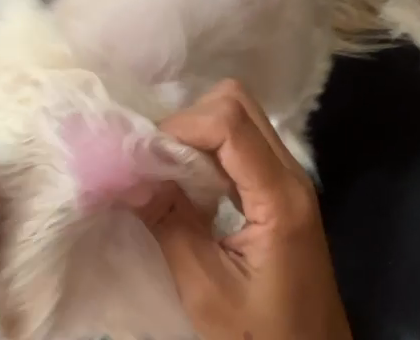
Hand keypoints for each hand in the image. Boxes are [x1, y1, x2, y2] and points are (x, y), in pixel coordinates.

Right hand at [131, 81, 353, 339]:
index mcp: (280, 197)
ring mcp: (289, 179)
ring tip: (169, 174)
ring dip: (197, 133)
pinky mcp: (280, 190)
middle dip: (188, 122)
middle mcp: (291, 173)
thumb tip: (127, 175)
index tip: (147, 158)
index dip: (180, 126)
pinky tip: (190, 187)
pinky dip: (209, 150)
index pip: (228, 120)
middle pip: (236, 102)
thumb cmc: (263, 336)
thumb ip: (169, 223)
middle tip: (158, 162)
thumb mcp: (207, 291)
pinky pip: (242, 142)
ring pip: (238, 116)